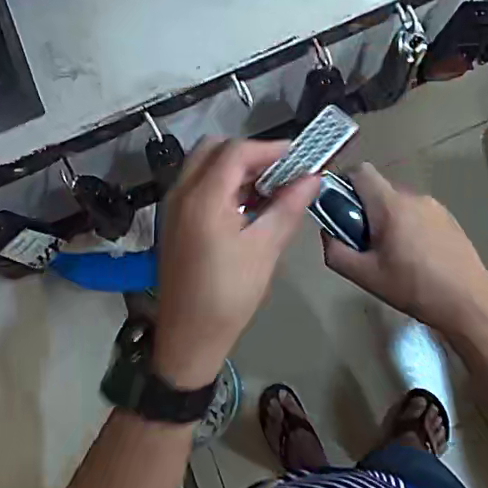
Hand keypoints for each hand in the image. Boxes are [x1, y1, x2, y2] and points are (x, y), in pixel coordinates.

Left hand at [153, 138, 319, 387]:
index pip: (236, 151)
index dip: (270, 148)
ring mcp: (173, 207)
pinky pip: (198, 185)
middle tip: (281, 170)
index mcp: (203, 197)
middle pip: (214, 149)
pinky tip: (247, 205)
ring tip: (269, 187)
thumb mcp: (265, 248)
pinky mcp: (174, 221)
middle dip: (250, 153)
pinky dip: (223, 183)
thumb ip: (288, 206)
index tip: (299, 157)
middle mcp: (182, 193)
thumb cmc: (229, 294)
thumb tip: (313, 178)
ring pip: (204, 165)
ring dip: (236, 167)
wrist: (188, 338)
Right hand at [320, 163, 487, 339]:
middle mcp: (413, 196)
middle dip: (365, 210)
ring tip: (393, 255)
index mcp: (390, 205)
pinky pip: (418, 212)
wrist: (469, 302)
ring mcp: (434, 205)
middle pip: (378, 189)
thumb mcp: (365, 276)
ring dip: (388, 219)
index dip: (344, 184)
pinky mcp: (449, 218)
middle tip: (366, 243)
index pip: (360, 171)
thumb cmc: (414, 288)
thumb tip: (328, 233)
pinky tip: (416, 257)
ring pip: (398, 202)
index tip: (340, 211)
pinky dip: (409, 226)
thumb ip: (336, 251)